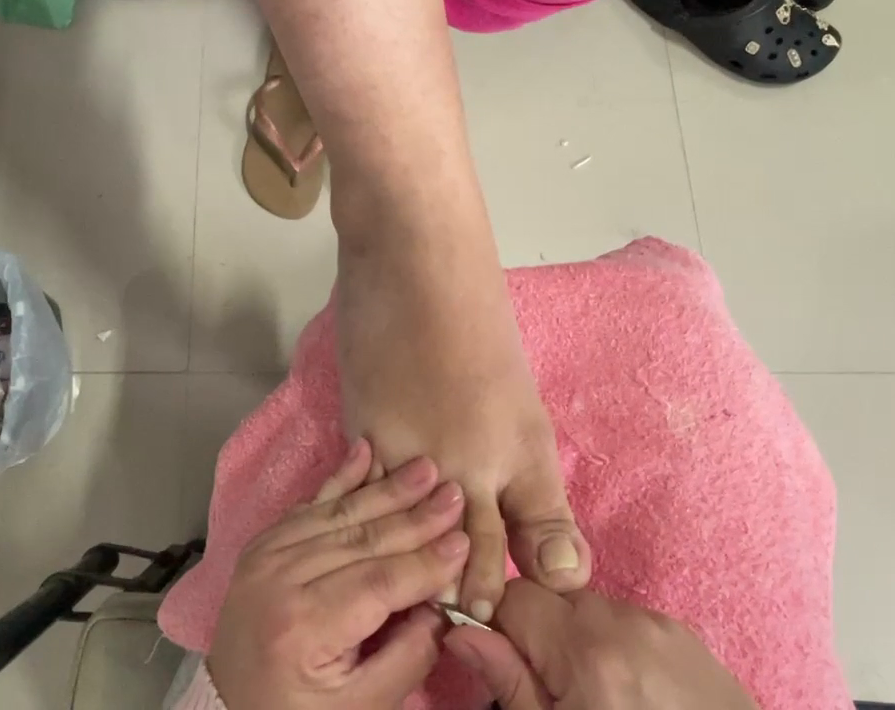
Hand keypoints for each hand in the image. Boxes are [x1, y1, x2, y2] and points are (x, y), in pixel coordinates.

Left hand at [207, 439, 470, 709]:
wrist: (230, 705)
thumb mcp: (360, 707)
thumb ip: (406, 656)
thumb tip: (443, 604)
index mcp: (304, 626)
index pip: (378, 583)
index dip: (425, 561)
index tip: (466, 539)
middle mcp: (281, 579)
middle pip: (361, 539)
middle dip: (414, 515)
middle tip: (454, 491)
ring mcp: (267, 554)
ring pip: (339, 514)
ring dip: (385, 489)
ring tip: (425, 468)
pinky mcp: (264, 542)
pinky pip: (309, 504)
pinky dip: (340, 478)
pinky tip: (364, 451)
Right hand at [336, 232, 590, 624]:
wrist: (418, 262)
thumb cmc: (474, 314)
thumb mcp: (517, 391)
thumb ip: (517, 463)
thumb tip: (524, 519)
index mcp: (527, 452)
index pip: (540, 550)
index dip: (533, 591)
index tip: (520, 617)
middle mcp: (479, 469)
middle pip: (474, 563)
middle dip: (469, 601)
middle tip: (459, 633)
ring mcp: (419, 457)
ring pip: (415, 546)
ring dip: (412, 577)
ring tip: (405, 609)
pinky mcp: (366, 436)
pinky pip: (369, 504)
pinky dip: (366, 529)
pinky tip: (354, 554)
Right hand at [443, 580, 759, 709]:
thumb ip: (510, 684)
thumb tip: (460, 631)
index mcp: (588, 651)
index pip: (512, 596)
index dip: (497, 626)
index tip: (502, 665)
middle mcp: (625, 622)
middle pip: (552, 601)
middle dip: (539, 637)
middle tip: (552, 694)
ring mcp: (662, 625)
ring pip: (589, 611)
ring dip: (577, 642)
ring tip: (596, 700)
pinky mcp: (688, 637)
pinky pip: (628, 624)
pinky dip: (615, 648)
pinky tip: (631, 696)